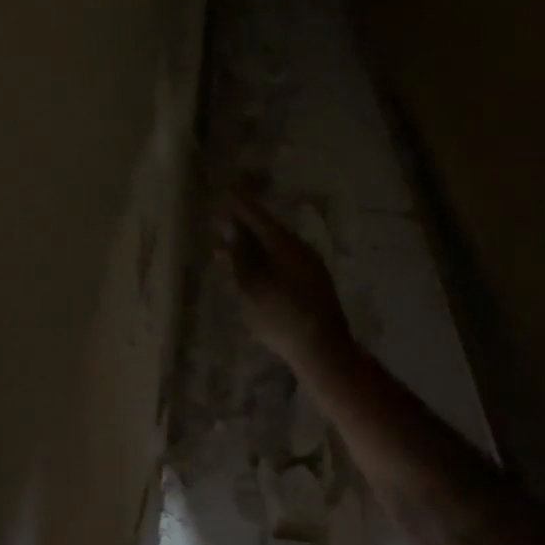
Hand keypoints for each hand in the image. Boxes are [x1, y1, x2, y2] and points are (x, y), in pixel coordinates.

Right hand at [219, 191, 354, 368]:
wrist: (324, 352)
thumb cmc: (282, 317)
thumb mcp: (252, 285)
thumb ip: (240, 253)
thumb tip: (229, 226)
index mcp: (286, 244)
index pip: (258, 215)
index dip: (238, 205)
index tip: (222, 193)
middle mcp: (301, 248)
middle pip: (268, 228)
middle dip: (244, 224)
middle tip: (220, 220)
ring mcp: (311, 266)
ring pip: (276, 245)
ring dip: (253, 243)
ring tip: (229, 247)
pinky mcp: (314, 283)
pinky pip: (284, 259)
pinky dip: (264, 257)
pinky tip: (253, 268)